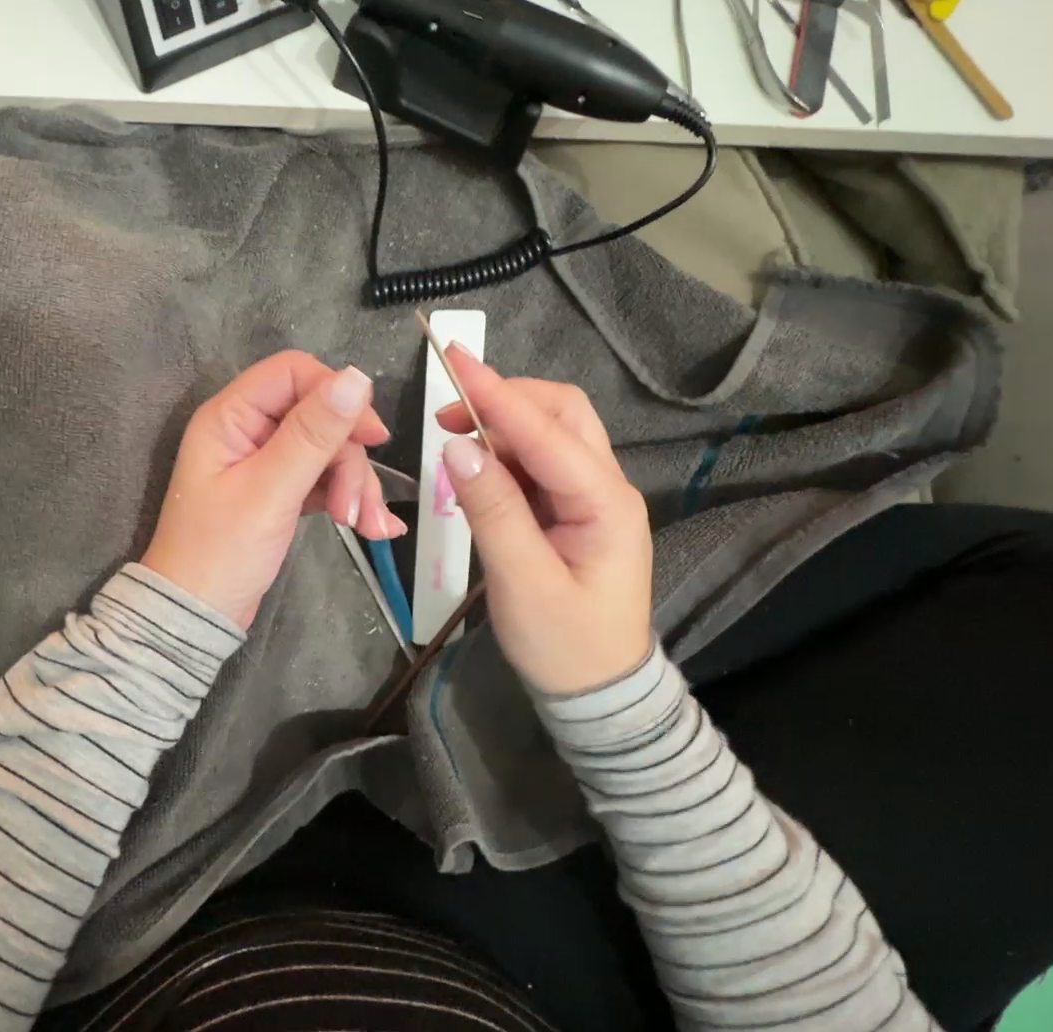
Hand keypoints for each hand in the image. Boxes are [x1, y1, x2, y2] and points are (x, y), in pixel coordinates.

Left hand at [143, 351, 403, 629]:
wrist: (197, 616)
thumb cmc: (221, 552)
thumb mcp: (271, 490)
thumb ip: (313, 433)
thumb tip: (358, 377)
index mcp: (231, 416)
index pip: (294, 374)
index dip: (338, 396)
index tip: (373, 435)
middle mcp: (247, 430)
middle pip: (319, 416)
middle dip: (348, 460)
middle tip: (359, 508)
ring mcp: (264, 463)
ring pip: (328, 451)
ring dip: (354, 486)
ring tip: (368, 529)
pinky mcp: (279, 492)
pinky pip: (323, 480)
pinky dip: (347, 499)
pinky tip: (375, 529)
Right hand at [435, 345, 653, 693]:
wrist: (598, 692)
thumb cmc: (564, 644)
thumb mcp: (522, 582)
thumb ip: (492, 511)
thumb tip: (457, 448)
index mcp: (604, 503)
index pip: (547, 432)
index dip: (498, 395)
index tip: (454, 360)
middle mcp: (605, 487)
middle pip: (562, 415)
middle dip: (506, 399)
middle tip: (447, 412)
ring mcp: (590, 497)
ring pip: (550, 434)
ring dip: (502, 426)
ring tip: (452, 442)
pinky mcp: (571, 510)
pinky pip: (538, 464)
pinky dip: (504, 453)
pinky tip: (475, 468)